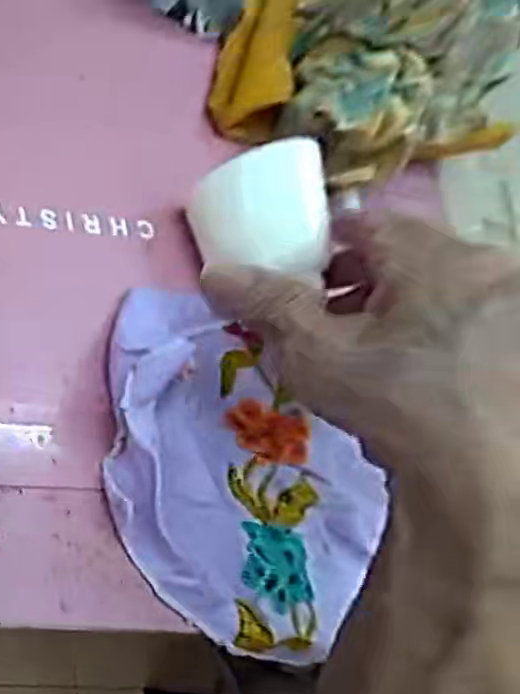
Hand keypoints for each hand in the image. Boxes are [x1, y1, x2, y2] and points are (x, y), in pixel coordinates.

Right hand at [202, 213, 519, 543]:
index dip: (319, 239)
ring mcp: (508, 302)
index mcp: (441, 259)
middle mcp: (489, 267)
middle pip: (401, 256)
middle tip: (297, 316)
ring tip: (334, 347)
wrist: (472, 455)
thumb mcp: (310, 348)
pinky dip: (407, 327)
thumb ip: (268, 304)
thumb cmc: (387, 392)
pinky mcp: (508, 337)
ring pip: (425, 287)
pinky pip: (448, 314)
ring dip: (375, 306)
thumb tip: (217, 272)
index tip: (283, 266)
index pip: (372, 224)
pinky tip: (380, 364)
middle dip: (344, 280)